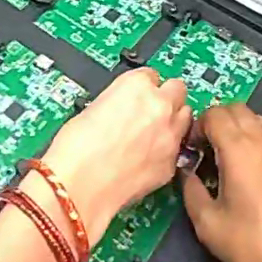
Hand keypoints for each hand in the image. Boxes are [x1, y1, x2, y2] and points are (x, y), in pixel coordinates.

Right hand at [36, 68, 189, 237]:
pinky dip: (166, 151)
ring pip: (185, 116)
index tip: (139, 95)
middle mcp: (159, 104)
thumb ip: (118, 101)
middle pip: (177, 89)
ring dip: (173, 121)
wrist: (79, 187)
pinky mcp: (172, 163)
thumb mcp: (92, 107)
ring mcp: (170, 134)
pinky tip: (147, 159)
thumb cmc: (75, 148)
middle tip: (152, 111)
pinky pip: (177, 149)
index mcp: (137, 84)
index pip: (151, 75)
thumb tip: (124, 108)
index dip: (144, 87)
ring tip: (153, 134)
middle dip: (166, 98)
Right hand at [182, 104, 261, 261]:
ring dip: (236, 127)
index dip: (197, 127)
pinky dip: (254, 137)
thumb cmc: (253, 245)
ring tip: (226, 158)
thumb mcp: (208, 223)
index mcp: (239, 147)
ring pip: (254, 117)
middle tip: (205, 150)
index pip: (213, 114)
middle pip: (234, 108)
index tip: (192, 150)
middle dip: (215, 122)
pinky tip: (248, 167)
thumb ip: (190, 190)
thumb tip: (187, 174)